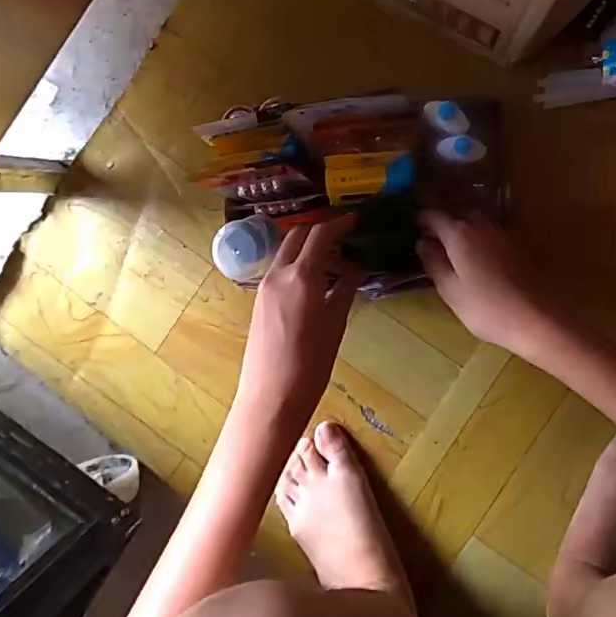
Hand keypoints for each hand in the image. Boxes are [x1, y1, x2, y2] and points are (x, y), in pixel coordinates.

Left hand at [236, 216, 363, 419]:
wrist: (271, 396)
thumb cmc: (311, 364)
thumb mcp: (336, 324)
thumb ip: (345, 290)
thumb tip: (355, 269)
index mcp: (301, 276)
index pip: (321, 234)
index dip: (340, 223)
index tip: (355, 220)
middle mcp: (279, 273)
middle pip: (298, 235)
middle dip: (321, 230)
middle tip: (345, 236)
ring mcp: (265, 286)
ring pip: (287, 251)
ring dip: (308, 247)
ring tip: (335, 262)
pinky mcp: (260, 299)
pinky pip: (281, 269)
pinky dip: (298, 263)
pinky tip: (316, 281)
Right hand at [418, 212, 561, 354]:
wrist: (536, 318)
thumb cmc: (486, 307)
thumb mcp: (450, 290)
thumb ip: (434, 262)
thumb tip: (422, 242)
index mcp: (459, 233)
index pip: (433, 215)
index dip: (420, 220)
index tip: (411, 227)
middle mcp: (481, 224)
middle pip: (457, 213)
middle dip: (442, 221)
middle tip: (429, 236)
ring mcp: (502, 232)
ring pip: (475, 221)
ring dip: (461, 228)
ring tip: (450, 246)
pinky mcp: (516, 244)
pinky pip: (489, 232)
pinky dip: (477, 237)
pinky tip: (475, 254)